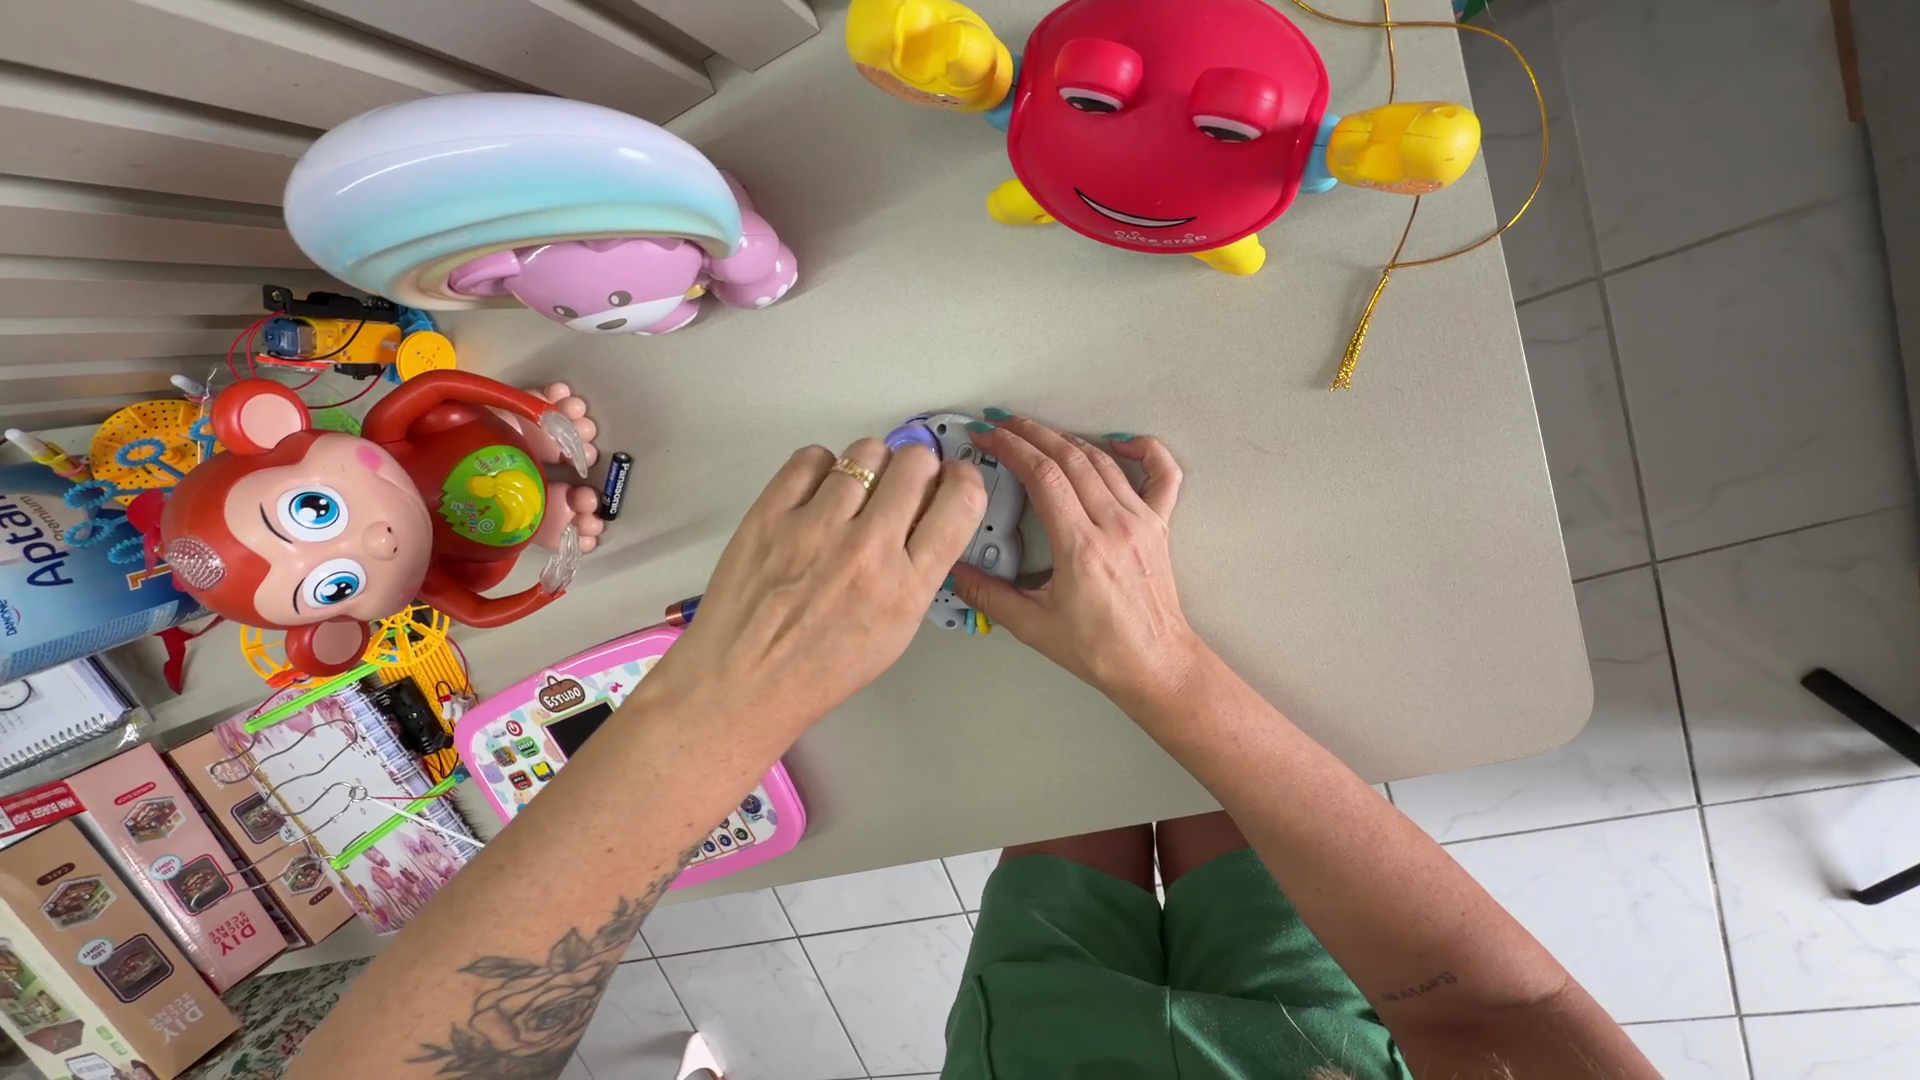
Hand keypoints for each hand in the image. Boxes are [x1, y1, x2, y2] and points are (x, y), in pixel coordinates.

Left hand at [646, 439, 985, 732]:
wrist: (742, 684)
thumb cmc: (820, 668)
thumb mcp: (895, 631)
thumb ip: (919, 571)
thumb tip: (928, 514)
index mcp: (906, 587)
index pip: (960, 502)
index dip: (964, 479)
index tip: (952, 479)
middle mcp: (867, 550)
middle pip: (915, 463)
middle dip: (916, 467)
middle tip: (901, 483)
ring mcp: (816, 528)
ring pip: (865, 452)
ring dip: (868, 466)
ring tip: (854, 492)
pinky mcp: (770, 515)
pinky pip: (811, 457)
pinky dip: (820, 468)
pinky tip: (816, 494)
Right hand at [951, 414, 1204, 711]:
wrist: (1154, 664)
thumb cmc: (1103, 650)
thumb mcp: (1033, 626)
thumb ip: (989, 597)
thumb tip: (957, 575)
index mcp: (1081, 546)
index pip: (1043, 476)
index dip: (1011, 448)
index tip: (989, 436)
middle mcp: (1114, 525)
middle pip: (1069, 458)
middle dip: (1031, 434)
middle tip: (1003, 424)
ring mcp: (1140, 521)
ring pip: (1102, 461)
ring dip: (1066, 439)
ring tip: (1039, 431)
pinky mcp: (1158, 526)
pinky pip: (1161, 475)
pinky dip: (1144, 450)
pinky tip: (1122, 441)